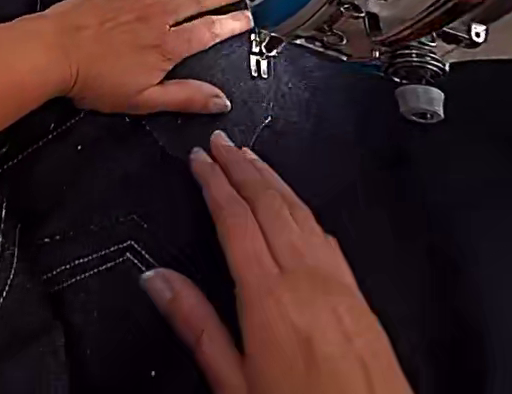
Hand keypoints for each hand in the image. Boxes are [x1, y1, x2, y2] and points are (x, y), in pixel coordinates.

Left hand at [36, 0, 250, 114]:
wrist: (55, 53)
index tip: (248, 17)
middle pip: (197, 0)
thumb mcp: (143, 100)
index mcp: (166, 44)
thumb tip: (219, 101)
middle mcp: (156, 16)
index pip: (209, 31)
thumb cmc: (94, 79)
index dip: (232, 23)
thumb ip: (185, 98)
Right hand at [142, 132, 413, 393]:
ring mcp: (334, 279)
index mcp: (269, 298)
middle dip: (239, 166)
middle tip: (219, 142)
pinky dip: (299, 205)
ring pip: (297, 209)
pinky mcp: (356, 289)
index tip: (199, 159)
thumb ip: (196, 326)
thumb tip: (156, 280)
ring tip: (248, 156)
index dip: (214, 182)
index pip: (234, 219)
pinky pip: (322, 231)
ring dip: (270, 176)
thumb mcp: (235, 386)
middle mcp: (304, 276)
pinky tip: (292, 201)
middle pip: (266, 202)